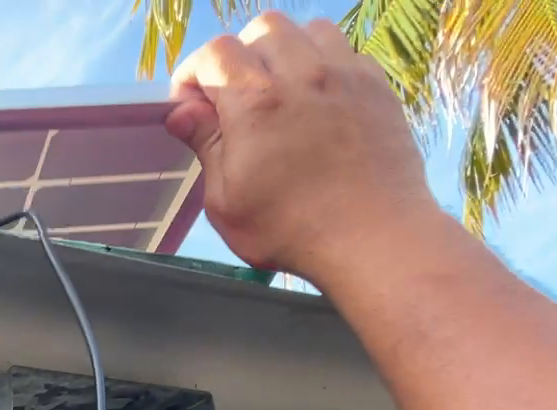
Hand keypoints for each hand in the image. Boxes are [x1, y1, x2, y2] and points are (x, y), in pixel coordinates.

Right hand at [165, 13, 443, 283]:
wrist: (370, 234)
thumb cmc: (286, 228)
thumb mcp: (225, 199)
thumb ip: (206, 145)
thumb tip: (181, 111)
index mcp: (255, 106)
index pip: (216, 53)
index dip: (193, 74)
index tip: (188, 106)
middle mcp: (303, 76)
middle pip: (262, 28)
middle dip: (236, 56)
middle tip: (227, 99)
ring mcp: (346, 75)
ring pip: (307, 29)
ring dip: (280, 52)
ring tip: (272, 94)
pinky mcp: (375, 86)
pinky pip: (343, 50)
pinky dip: (318, 63)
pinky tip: (309, 102)